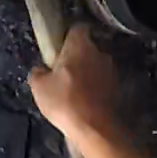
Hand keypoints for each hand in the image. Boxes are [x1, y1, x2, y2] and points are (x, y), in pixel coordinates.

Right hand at [28, 25, 124, 146]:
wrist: (95, 129)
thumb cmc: (65, 102)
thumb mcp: (39, 87)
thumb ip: (38, 73)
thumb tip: (41, 70)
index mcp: (80, 46)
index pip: (76, 28)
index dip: (67, 36)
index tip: (58, 49)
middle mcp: (99, 53)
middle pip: (86, 49)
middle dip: (76, 59)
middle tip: (61, 75)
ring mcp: (111, 71)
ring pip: (95, 67)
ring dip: (86, 75)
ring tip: (73, 93)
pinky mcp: (118, 89)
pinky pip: (102, 84)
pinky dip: (95, 90)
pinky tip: (84, 104)